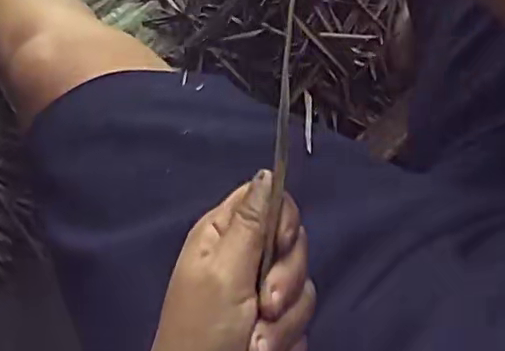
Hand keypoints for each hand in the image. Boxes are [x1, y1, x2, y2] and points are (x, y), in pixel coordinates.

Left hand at [151, 171, 313, 350]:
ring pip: (301, 282)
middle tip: (264, 306)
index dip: (282, 217)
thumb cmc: (203, 334)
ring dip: (285, 320)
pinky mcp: (276, 327)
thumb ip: (251, 222)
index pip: (268, 197)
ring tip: (258, 345)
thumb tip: (269, 171)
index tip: (280, 243)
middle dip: (285, 277)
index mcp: (223, 234)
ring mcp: (260, 293)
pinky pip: (301, 318)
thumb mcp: (223, 272)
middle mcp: (244, 257)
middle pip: (291, 240)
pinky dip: (288, 339)